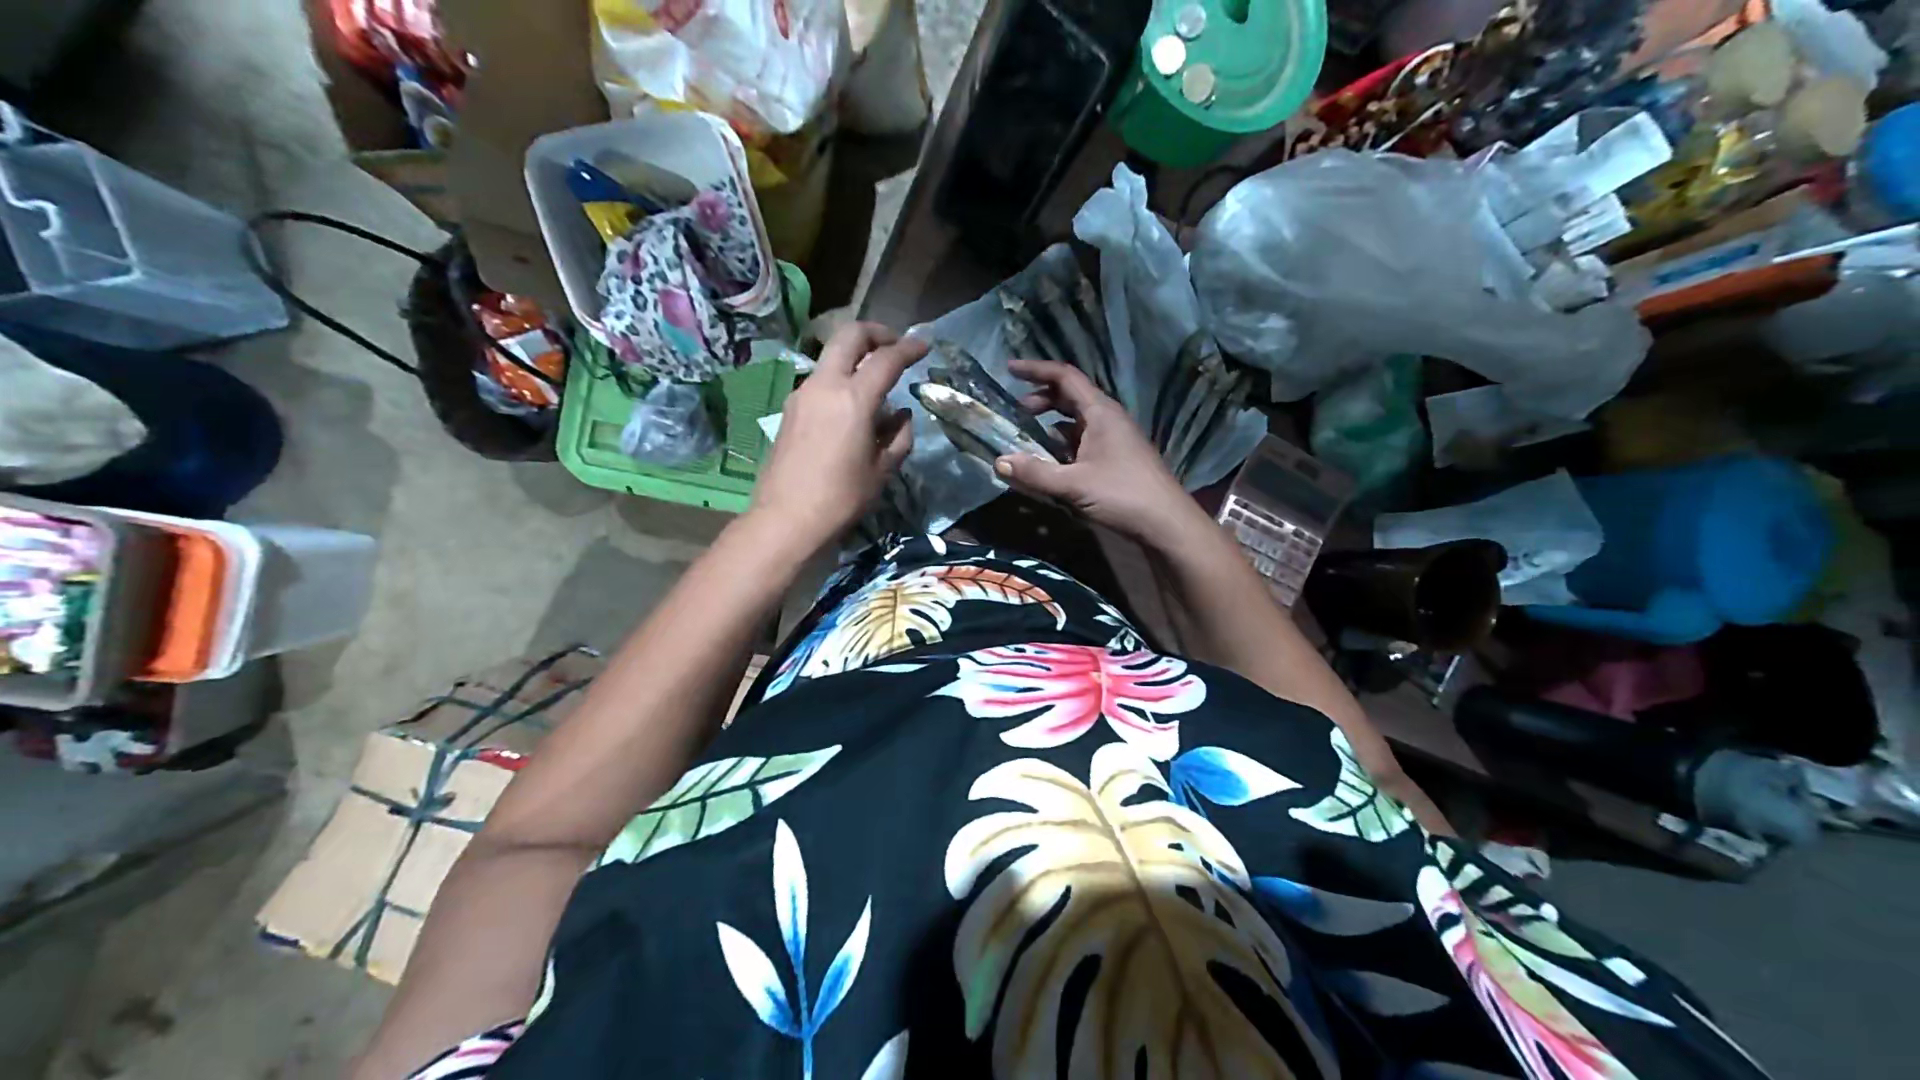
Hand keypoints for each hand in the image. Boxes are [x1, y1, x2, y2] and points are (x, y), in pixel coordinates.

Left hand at [748, 322, 925, 550]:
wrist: (786, 519)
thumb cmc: (841, 499)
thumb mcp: (882, 470)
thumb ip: (899, 436)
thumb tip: (902, 415)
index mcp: (853, 399)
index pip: (887, 359)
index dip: (910, 348)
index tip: (924, 346)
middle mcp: (824, 386)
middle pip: (849, 336)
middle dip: (876, 332)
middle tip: (895, 344)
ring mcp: (802, 395)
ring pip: (831, 357)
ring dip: (856, 356)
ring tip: (875, 380)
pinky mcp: (790, 410)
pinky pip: (820, 380)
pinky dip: (840, 378)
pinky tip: (852, 406)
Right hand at [995, 358, 1213, 546]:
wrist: (1165, 522)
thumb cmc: (1122, 494)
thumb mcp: (1073, 485)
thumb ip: (1035, 473)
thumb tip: (999, 462)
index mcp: (1100, 412)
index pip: (1065, 377)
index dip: (1036, 370)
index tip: (1010, 369)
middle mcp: (1108, 418)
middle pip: (1070, 396)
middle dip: (1041, 399)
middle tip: (1016, 412)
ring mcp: (1114, 438)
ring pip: (1076, 420)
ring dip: (1051, 423)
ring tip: (1027, 437)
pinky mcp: (1116, 457)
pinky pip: (1083, 440)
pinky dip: (1062, 443)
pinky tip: (1050, 460)